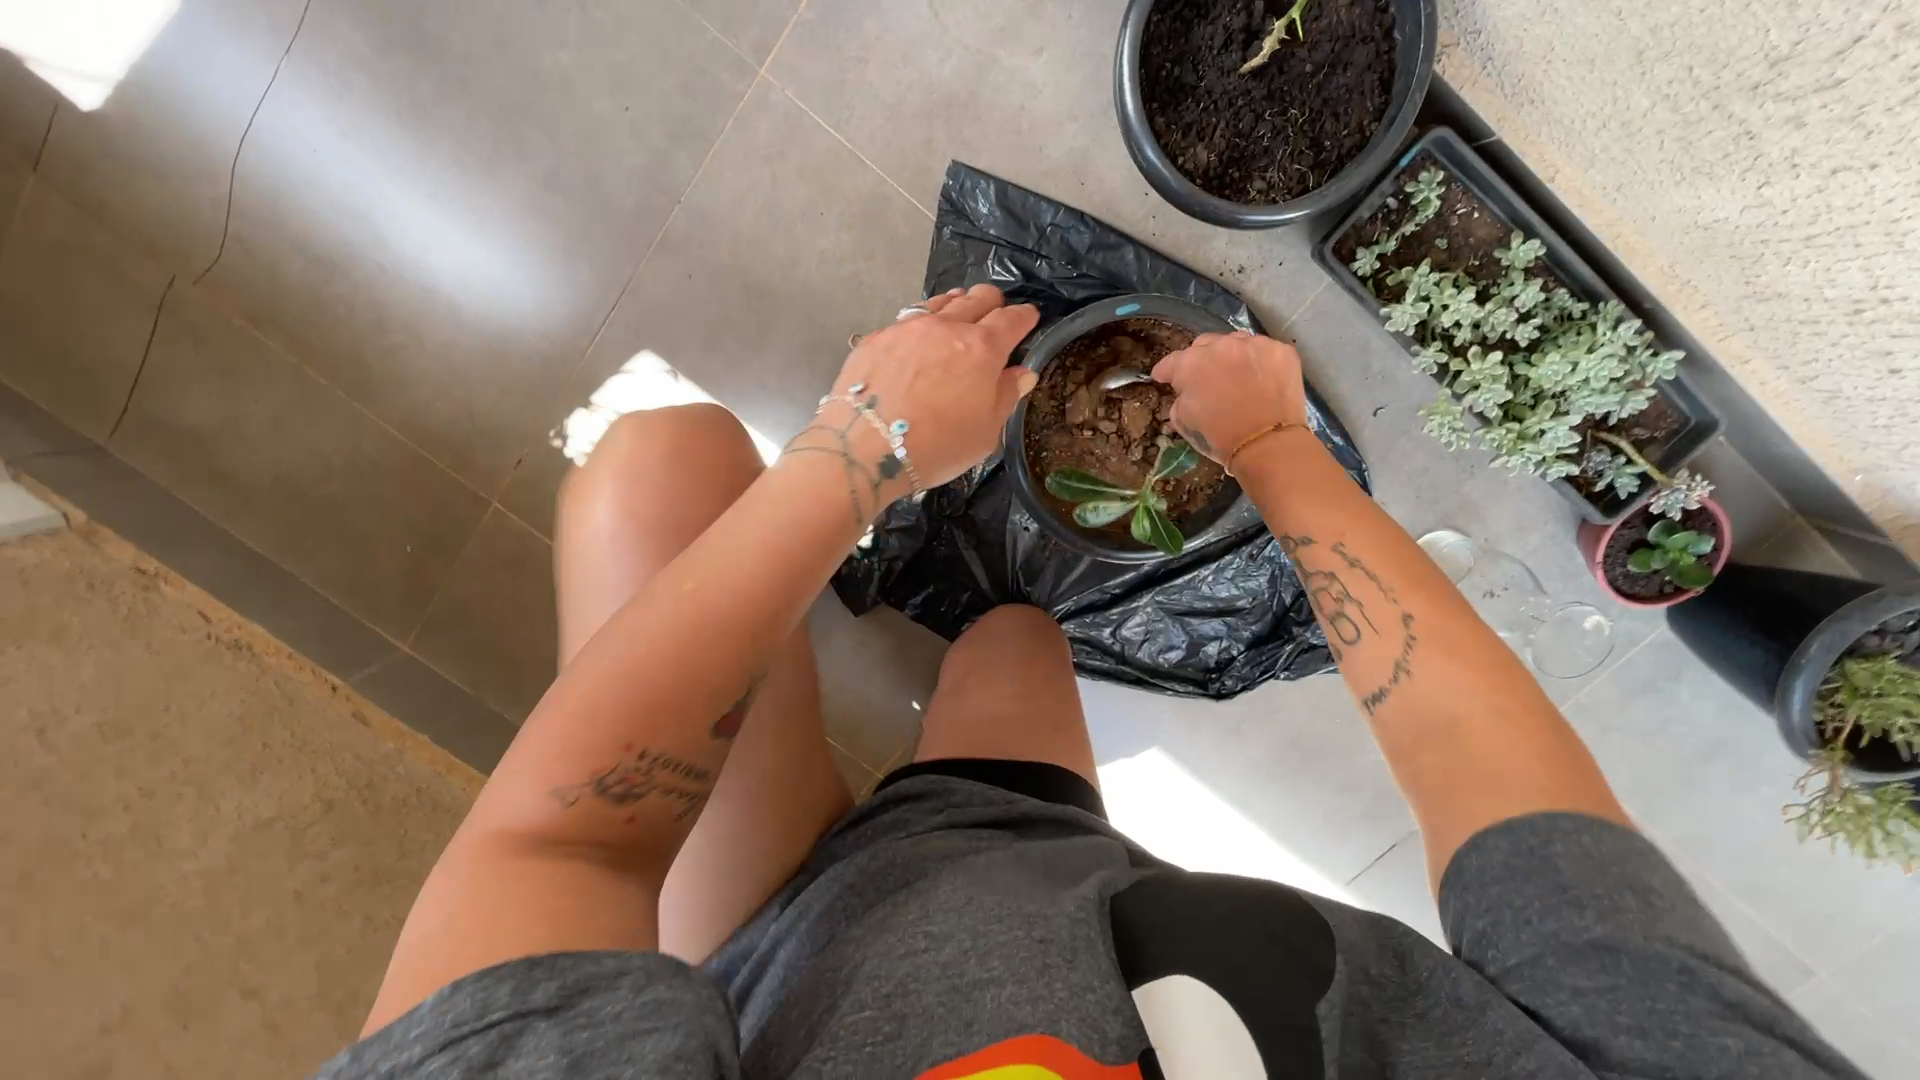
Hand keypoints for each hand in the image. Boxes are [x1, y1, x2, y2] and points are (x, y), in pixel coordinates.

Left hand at [796, 285, 1039, 511]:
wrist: (864, 448)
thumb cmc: (936, 447)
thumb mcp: (984, 434)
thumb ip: (1005, 397)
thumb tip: (1021, 373)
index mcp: (982, 349)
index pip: (1012, 320)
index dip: (1025, 318)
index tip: (1029, 319)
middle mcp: (947, 327)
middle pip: (977, 298)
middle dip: (992, 303)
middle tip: (995, 314)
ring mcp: (908, 328)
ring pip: (940, 302)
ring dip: (956, 305)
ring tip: (958, 314)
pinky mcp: (877, 337)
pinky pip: (908, 319)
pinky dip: (922, 324)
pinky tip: (918, 339)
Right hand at [1151, 331, 1308, 465]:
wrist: (1268, 443)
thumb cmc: (1220, 437)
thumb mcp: (1184, 422)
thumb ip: (1179, 399)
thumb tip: (1186, 393)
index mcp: (1191, 364)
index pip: (1171, 362)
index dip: (1165, 371)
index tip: (1162, 377)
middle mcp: (1221, 346)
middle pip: (1204, 345)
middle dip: (1201, 360)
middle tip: (1205, 379)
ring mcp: (1253, 345)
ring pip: (1235, 342)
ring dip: (1230, 356)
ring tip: (1236, 375)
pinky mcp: (1281, 350)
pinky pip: (1263, 350)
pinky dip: (1258, 361)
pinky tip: (1260, 378)